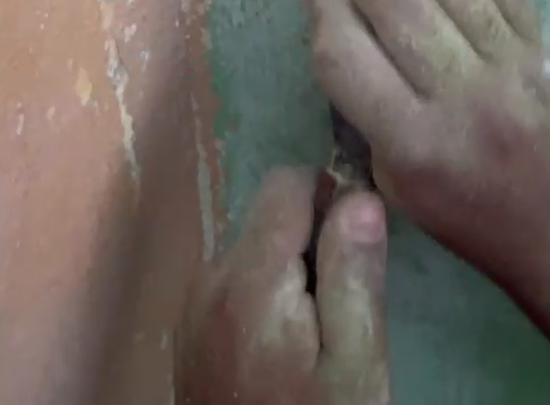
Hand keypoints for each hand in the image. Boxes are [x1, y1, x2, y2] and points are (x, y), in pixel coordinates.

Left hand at [180, 168, 391, 404]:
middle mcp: (208, 276)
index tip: (356, 240)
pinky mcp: (189, 332)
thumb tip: (360, 194)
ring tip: (314, 338)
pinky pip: (232, 283)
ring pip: (252, 249)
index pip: (285, 183)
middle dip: (310, 242)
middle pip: (267, 216)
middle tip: (341, 307)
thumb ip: (353, 274)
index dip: (328, 196)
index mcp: (248, 275)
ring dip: (287, 272)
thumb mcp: (356, 365)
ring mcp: (192, 305)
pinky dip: (263, 296)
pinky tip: (282, 352)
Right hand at [304, 0, 549, 287]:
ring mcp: (514, 69)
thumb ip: (362, 101)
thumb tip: (333, 10)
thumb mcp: (392, 178)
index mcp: (417, 144)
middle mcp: (467, 102)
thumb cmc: (462, 209)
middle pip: (401, 10)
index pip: (350, 58)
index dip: (324, 7)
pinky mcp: (546, 47)